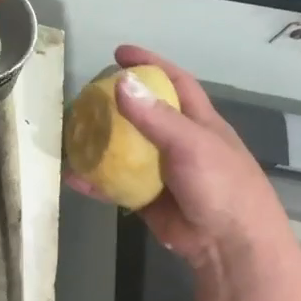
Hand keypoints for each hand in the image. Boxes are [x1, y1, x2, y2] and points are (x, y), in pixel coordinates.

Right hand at [67, 46, 291, 269]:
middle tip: (85, 96)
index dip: (150, 64)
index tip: (119, 53)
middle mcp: (179, 143)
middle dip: (115, 102)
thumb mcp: (192, 146)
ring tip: (70, 134)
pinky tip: (73, 177)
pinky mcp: (146, 198)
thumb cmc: (222, 188)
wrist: (229, 246)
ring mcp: (161, 171)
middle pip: (143, 114)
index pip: (175, 82)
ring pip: (123, 150)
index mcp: (199, 124)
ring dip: (98, 143)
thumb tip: (121, 82)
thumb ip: (155, 117)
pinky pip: (113, 184)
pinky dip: (93, 181)